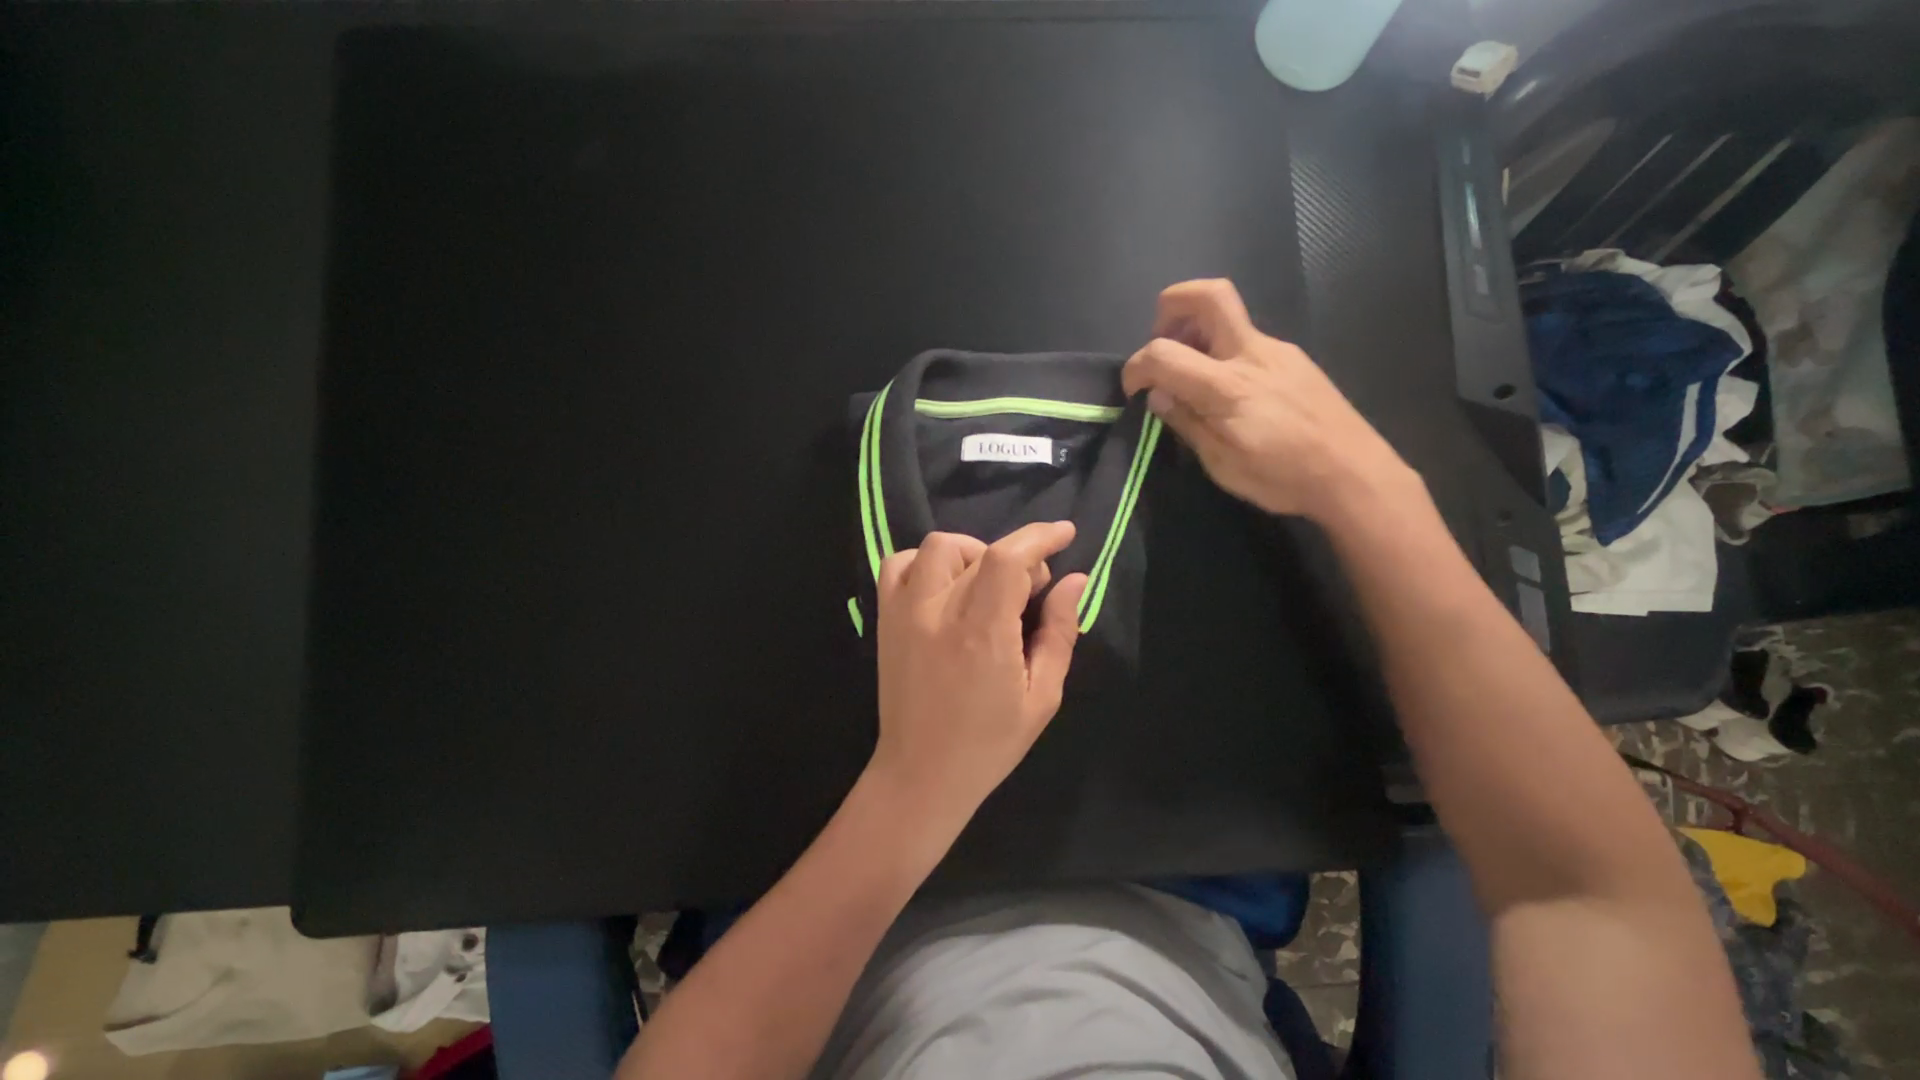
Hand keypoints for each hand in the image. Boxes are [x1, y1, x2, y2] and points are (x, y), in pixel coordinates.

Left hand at [869, 522, 1087, 824]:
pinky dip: (926, 562)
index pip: (1008, 558)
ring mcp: (904, 613)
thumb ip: (1060, 633)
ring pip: (938, 547)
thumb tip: (1075, 580)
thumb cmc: (989, 744)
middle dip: (1018, 559)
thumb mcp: (1041, 697)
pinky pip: (899, 564)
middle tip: (1031, 594)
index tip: (1065, 534)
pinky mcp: (885, 619)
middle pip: (981, 551)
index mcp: (982, 634)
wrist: (921, 774)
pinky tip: (947, 588)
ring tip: (989, 587)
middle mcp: (938, 613)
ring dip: (973, 554)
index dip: (1040, 537)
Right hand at [1122, 279, 1419, 522]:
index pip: (1163, 353)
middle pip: (1209, 295)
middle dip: (1172, 305)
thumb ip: (1187, 422)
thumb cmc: (1283, 478)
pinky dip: (1225, 354)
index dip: (1136, 366)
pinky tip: (1231, 394)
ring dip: (1199, 335)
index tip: (1133, 389)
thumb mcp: (1222, 464)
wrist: (1355, 474)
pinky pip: (1249, 342)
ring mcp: (1278, 351)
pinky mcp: (1295, 359)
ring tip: (1193, 378)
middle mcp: (1252, 354)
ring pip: (1229, 319)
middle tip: (1163, 341)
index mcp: (1228, 386)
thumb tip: (1158, 395)